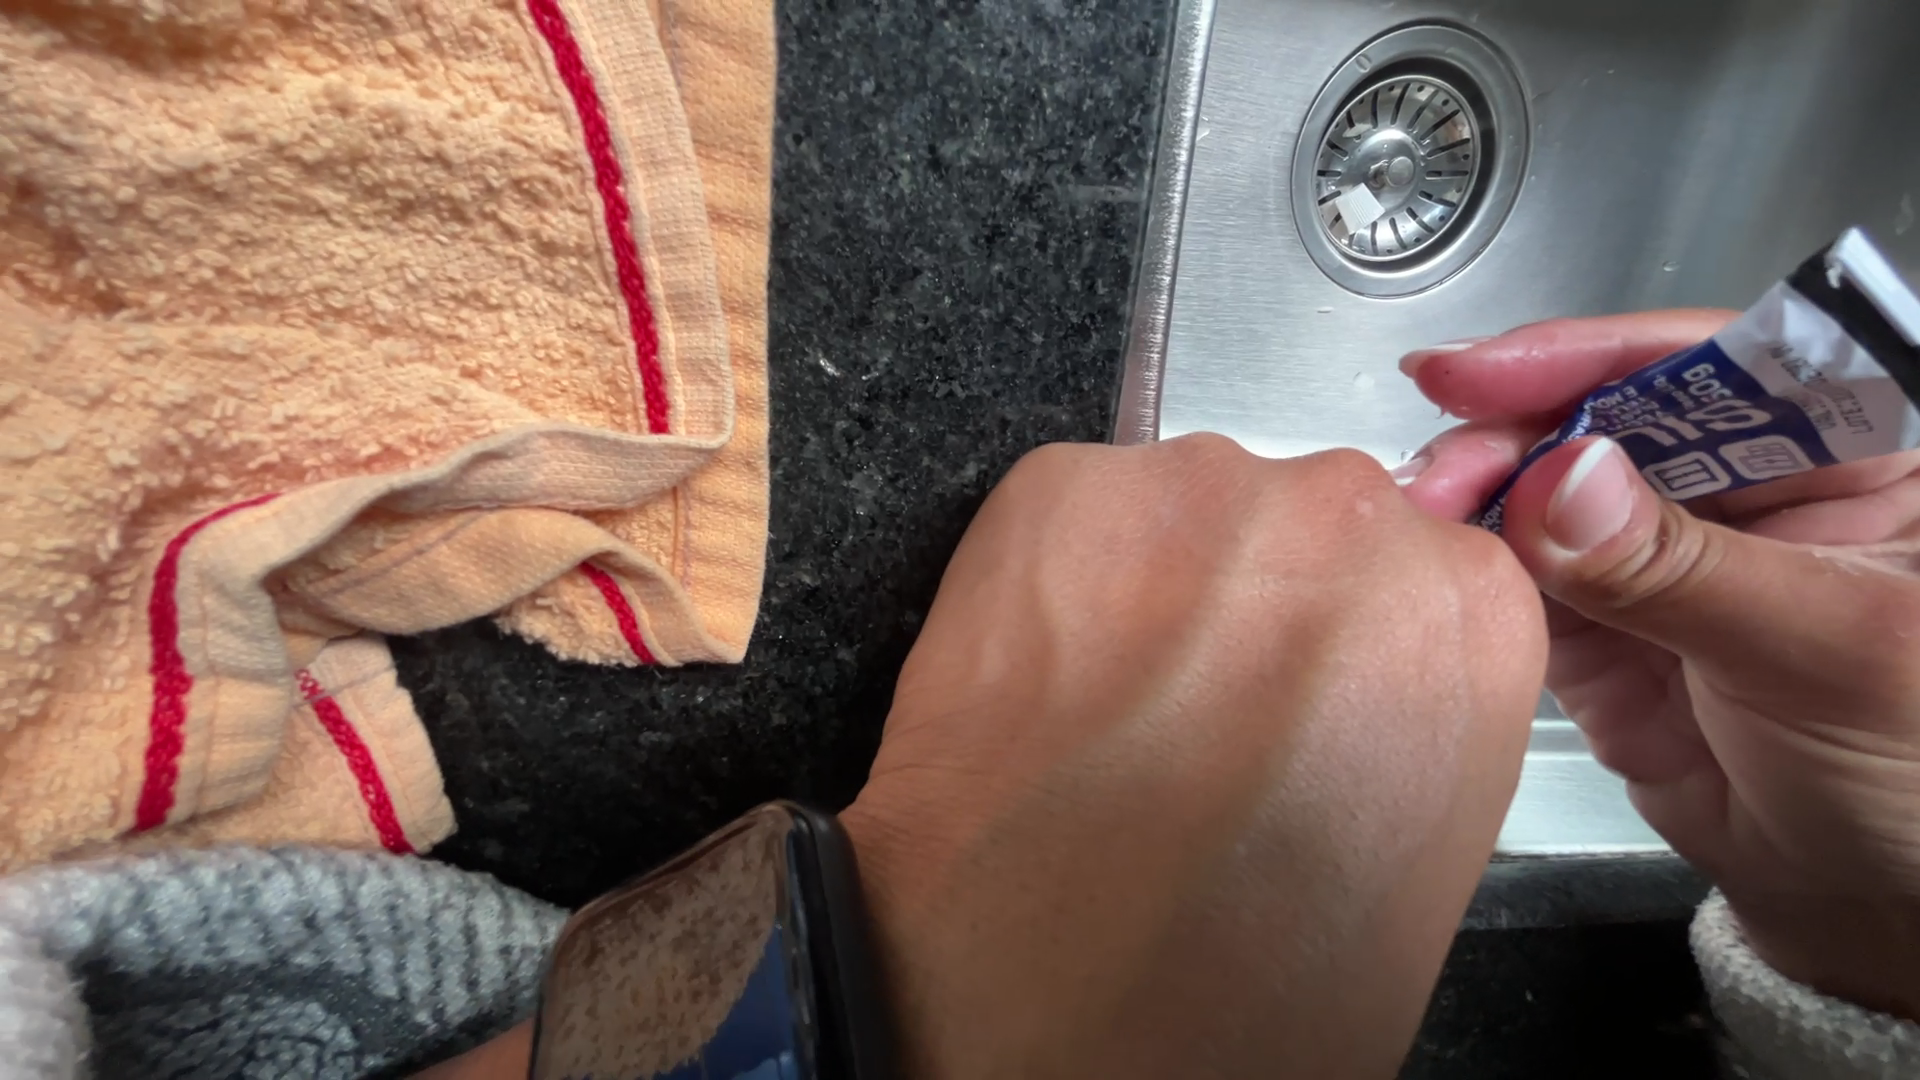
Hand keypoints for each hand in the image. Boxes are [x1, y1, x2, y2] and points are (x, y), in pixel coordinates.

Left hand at [842, 437, 1546, 1078]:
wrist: (1028, 974)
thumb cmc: (1230, 965)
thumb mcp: (1395, 854)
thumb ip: (1396, 716)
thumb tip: (1339, 672)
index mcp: (1460, 607)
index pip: (1402, 568)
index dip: (1325, 631)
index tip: (1279, 674)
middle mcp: (1336, 511)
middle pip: (1287, 523)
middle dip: (1242, 591)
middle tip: (1181, 684)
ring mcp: (1189, 483)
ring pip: (1179, 506)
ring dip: (1147, 574)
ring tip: (1100, 682)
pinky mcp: (1055, 485)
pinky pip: (1074, 507)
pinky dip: (1056, 567)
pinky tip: (1039, 658)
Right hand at [1397, 314, 1919, 1018]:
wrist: (1854, 892)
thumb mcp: (1830, 652)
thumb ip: (1684, 565)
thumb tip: (1554, 483)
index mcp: (1845, 454)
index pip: (1708, 366)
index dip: (1583, 356)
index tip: (1468, 373)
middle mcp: (1731, 485)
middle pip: (1589, 419)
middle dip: (1501, 438)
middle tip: (1433, 479)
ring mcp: (1643, 546)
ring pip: (1530, 485)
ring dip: (1464, 492)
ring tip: (1415, 515)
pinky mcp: (1579, 604)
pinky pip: (1503, 559)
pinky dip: (1459, 551)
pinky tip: (1426, 552)